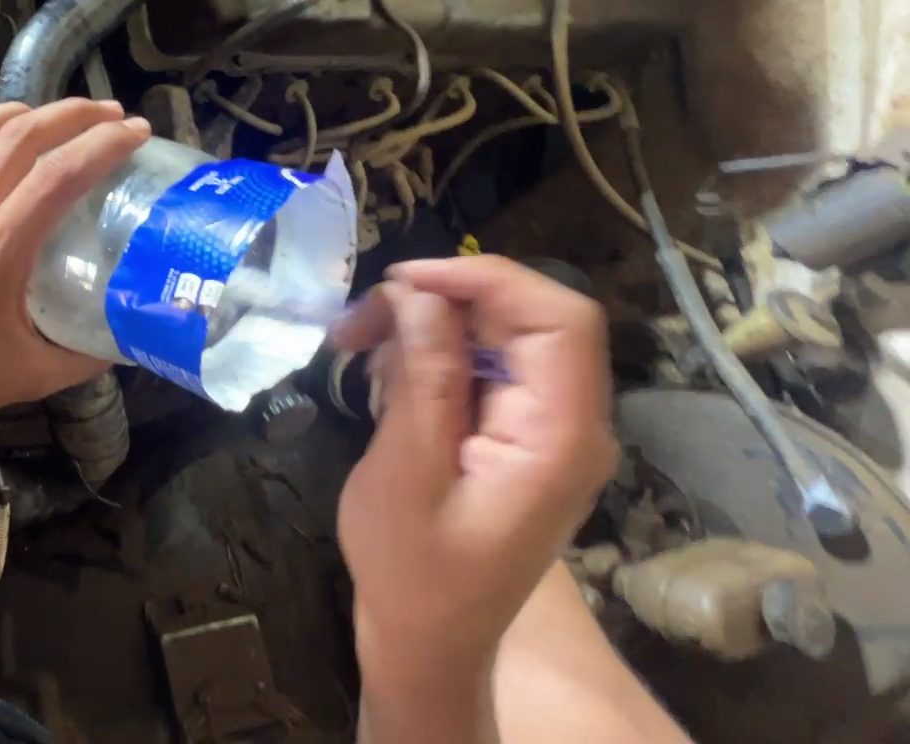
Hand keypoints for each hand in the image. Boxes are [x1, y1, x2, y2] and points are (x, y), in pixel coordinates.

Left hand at [0, 99, 150, 443]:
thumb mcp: (31, 375)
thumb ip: (87, 354)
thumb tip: (132, 332)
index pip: (57, 176)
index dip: (103, 144)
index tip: (137, 132)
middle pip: (21, 136)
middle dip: (75, 115)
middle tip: (115, 115)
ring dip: (30, 111)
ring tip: (67, 115)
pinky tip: (12, 133)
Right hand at [331, 256, 617, 694]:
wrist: (425, 637)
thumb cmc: (410, 568)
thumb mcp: (405, 471)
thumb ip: (424, 378)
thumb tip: (417, 293)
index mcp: (557, 437)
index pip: (558, 319)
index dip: (486, 279)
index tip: (401, 281)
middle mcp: (564, 422)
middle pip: (520, 320)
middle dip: (435, 302)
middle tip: (354, 322)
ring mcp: (538, 427)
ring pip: (489, 336)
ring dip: (419, 326)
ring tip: (351, 346)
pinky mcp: (507, 433)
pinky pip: (473, 366)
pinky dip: (422, 355)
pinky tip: (377, 375)